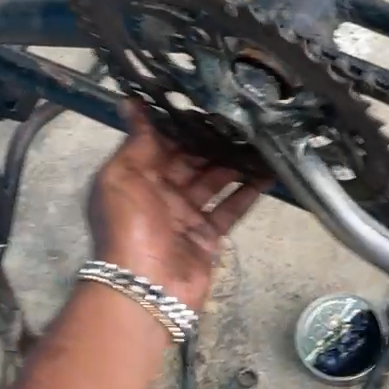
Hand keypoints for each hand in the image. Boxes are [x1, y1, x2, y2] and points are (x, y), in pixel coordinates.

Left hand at [86, 105, 267, 309]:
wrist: (147, 287)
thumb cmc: (130, 228)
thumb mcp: (122, 176)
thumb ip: (136, 141)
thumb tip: (131, 101)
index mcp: (136, 177)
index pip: (161, 143)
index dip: (183, 125)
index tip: (208, 104)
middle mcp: (160, 193)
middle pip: (191, 161)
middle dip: (213, 143)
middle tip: (241, 120)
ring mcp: (186, 215)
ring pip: (214, 182)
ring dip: (235, 164)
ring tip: (259, 142)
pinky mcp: (209, 236)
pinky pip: (230, 209)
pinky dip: (247, 193)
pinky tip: (266, 175)